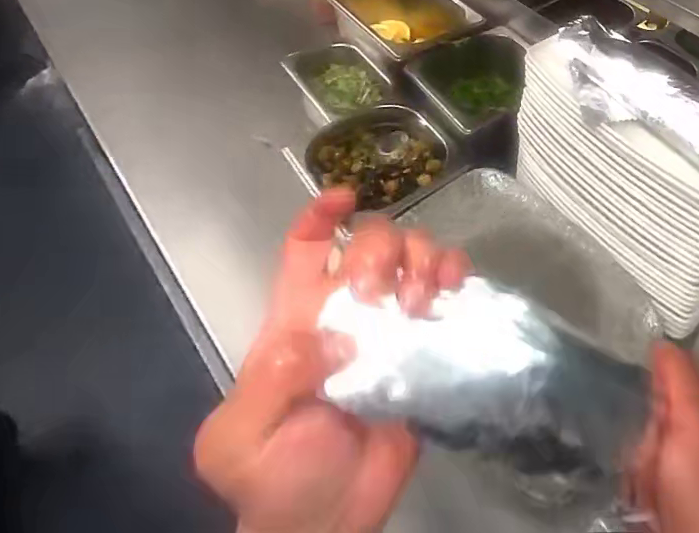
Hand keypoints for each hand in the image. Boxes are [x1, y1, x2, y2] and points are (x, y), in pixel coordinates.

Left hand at [194, 191, 469, 532]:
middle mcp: (351, 305)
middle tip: (385, 295)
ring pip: (416, 252)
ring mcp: (394, 319)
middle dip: (383, 250)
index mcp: (300, 317)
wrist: (334, 517)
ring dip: (424, 259)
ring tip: (422, 299)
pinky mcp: (431, 338)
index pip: (308, 247)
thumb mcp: (241, 438)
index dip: (323, 215)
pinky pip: (451, 286)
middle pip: (373, 240)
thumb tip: (334, 335)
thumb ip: (270, 383)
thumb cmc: (278, 477)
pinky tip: (452, 290)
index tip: (346, 197)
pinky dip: (456, 274)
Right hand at [631, 343, 698, 532]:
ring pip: (648, 445)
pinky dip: (640, 484)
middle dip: (648, 432)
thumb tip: (661, 343)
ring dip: (641, 462)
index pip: (681, 376)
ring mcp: (691, 469)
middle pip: (660, 412)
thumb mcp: (692, 419)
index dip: (660, 387)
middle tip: (652, 454)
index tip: (647, 403)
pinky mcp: (674, 497)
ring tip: (649, 484)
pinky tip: (647, 499)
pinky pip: (644, 476)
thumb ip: (679, 376)